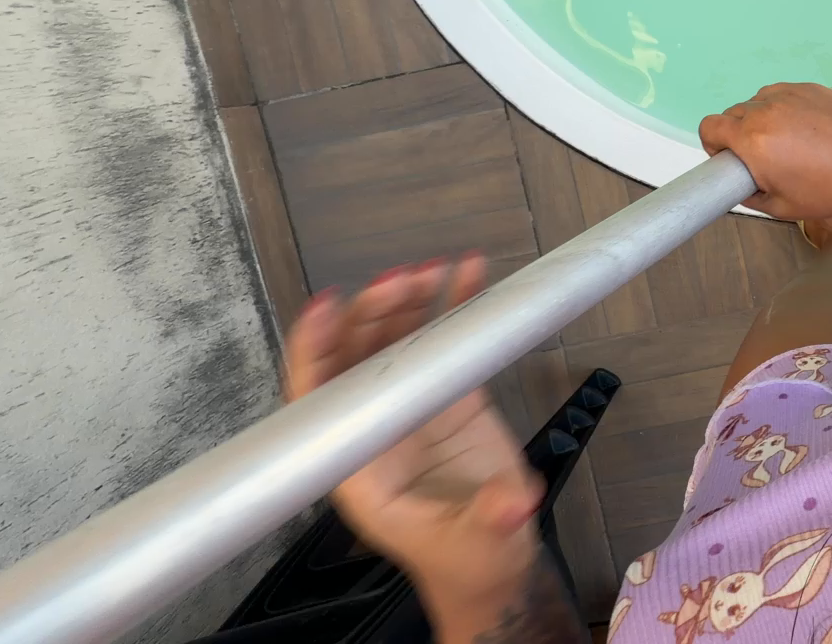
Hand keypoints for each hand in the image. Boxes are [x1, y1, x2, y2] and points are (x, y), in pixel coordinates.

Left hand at [285, 254, 543, 628]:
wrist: (496, 556)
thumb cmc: (469, 560)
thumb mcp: (477, 545)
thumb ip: (492, 520)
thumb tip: (515, 501)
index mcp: (361, 467)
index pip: (321, 401)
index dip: (316, 352)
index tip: (326, 308)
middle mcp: (379, 429)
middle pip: (360, 358)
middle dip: (375, 314)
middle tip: (404, 280)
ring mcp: (416, 407)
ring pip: (398, 341)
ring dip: (410, 301)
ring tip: (433, 270)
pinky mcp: (453, 395)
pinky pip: (448, 341)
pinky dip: (456, 306)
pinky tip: (467, 276)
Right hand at [698, 82, 831, 217]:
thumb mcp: (782, 208)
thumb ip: (748, 195)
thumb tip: (739, 183)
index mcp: (752, 140)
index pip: (709, 128)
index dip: (713, 146)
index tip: (730, 160)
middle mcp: (765, 109)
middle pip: (731, 114)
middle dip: (737, 136)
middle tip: (763, 159)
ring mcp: (789, 94)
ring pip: (756, 102)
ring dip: (760, 120)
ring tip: (788, 145)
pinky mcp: (810, 87)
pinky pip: (781, 94)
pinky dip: (783, 109)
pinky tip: (806, 131)